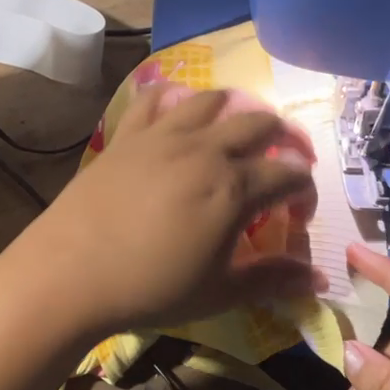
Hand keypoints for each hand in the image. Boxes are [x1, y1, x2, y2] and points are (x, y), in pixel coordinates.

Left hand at [0, 87, 322, 342]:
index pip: (288, 175)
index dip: (303, 189)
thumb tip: (319, 279)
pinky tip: (175, 108)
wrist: (71, 272)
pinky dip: (172, 98)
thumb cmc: (150, 288)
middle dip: (281, 137)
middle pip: (257, 124)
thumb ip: (271, 280)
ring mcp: (162, 137)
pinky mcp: (127, 135)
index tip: (299, 209)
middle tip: (282, 156)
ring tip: (235, 126)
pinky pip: (154, 100)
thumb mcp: (218, 292)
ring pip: (210, 100)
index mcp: (234, 188)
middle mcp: (205, 150)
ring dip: (233, 108)